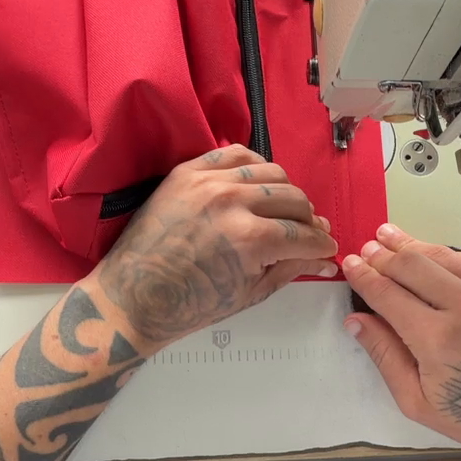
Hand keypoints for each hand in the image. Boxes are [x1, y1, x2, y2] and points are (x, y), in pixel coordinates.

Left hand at [86, 145, 339, 355]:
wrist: (133, 297)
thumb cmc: (190, 305)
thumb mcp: (249, 293)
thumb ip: (290, 269)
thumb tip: (324, 260)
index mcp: (251, 239)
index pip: (304, 235)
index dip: (321, 245)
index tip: (327, 248)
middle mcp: (233, 202)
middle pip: (293, 199)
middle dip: (308, 220)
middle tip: (308, 232)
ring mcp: (207, 182)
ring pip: (270, 171)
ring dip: (286, 191)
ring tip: (284, 209)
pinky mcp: (186, 172)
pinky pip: (234, 154)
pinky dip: (254, 165)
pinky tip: (258, 182)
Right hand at [341, 223, 460, 460]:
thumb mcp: (419, 401)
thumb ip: (385, 356)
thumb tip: (355, 319)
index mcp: (437, 340)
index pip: (387, 293)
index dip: (363, 276)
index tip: (348, 264)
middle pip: (412, 264)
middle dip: (383, 255)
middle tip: (366, 249)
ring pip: (443, 254)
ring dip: (412, 245)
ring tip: (389, 236)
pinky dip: (447, 255)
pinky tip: (432, 254)